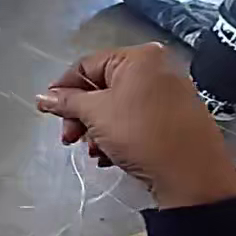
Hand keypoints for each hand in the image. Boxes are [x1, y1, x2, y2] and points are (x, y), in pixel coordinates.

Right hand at [33, 43, 235, 208]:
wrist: (193, 176)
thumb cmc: (141, 134)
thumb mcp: (94, 114)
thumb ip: (65, 101)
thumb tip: (42, 98)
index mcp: (139, 59)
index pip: (85, 66)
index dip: (63, 89)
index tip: (49, 111)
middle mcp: (157, 69)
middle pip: (99, 88)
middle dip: (80, 115)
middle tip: (70, 137)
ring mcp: (169, 94)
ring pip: (114, 106)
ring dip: (95, 129)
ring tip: (93, 151)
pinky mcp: (175, 118)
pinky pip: (134, 119)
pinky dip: (116, 135)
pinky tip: (109, 155)